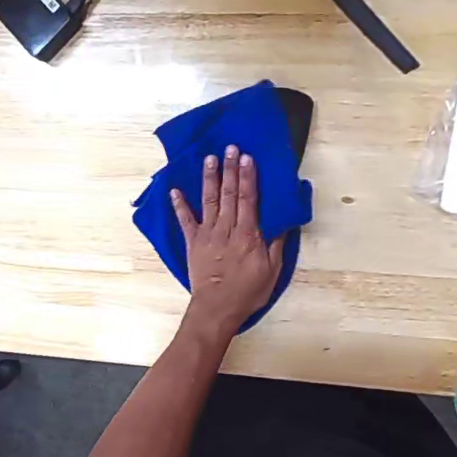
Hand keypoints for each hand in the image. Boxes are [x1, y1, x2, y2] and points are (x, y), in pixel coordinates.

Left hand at [171, 145, 285, 335]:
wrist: (217, 309)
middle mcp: (227, 229)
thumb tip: (283, 221)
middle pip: (229, 194)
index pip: (248, 199)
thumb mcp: (272, 271)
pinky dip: (179, 205)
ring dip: (209, 178)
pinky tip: (174, 190)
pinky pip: (185, 221)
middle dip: (230, 169)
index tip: (247, 157)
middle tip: (230, 147)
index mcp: (248, 234)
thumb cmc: (248, 292)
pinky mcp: (193, 243)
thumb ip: (276, 244)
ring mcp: (207, 235)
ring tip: (209, 158)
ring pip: (209, 201)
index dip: (248, 177)